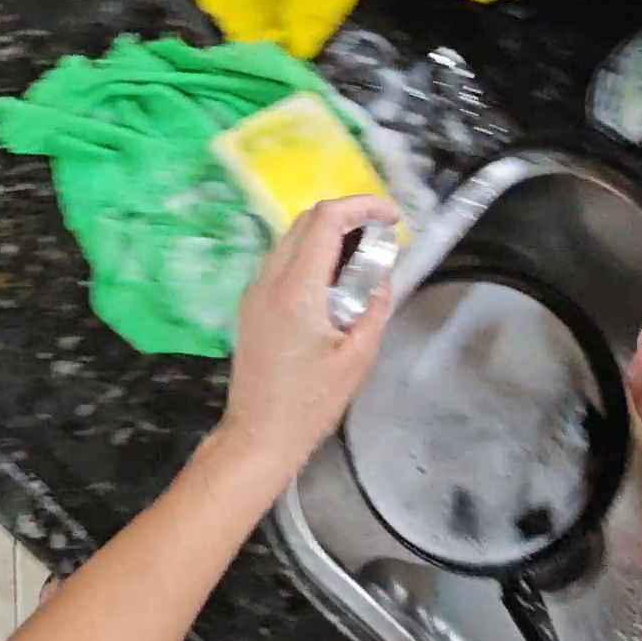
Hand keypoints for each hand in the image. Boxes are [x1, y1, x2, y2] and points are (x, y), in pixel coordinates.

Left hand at [217, 195, 400, 475]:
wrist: (259, 433)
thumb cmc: (310, 402)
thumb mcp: (358, 357)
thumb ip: (375, 306)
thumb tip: (382, 276)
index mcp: (296, 290)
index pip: (325, 220)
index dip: (362, 207)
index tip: (391, 218)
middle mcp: (268, 281)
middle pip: (305, 221)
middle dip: (347, 217)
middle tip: (380, 239)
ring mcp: (254, 292)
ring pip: (290, 239)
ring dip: (327, 237)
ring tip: (361, 262)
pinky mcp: (249, 305)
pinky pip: (280, 263)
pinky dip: (309, 258)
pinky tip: (333, 285)